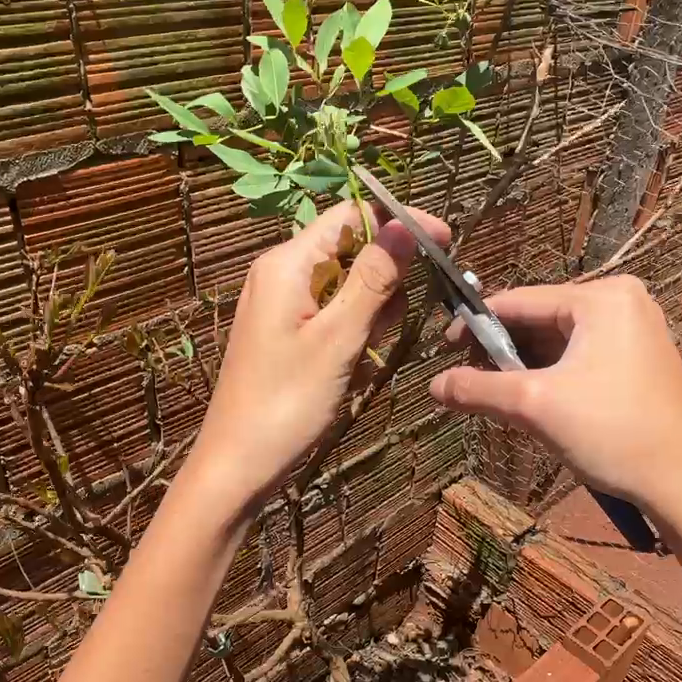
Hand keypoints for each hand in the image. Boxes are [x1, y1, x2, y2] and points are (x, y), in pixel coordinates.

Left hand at [185, 199, 450, 514]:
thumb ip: (374, 280)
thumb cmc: (286, 403)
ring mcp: (279, 305)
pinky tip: (349, 369)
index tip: (445, 243)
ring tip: (360, 358)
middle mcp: (279, 274)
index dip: (400, 223)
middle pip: (350, 249)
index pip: (352, 216)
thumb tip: (406, 227)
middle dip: (383, 280)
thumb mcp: (338, 339)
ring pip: (344, 287)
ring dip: (368, 315)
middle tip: (387, 329)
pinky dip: (349, 334)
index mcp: (287, 264)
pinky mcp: (282, 333)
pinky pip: (328, 316)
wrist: (237, 464)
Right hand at [428, 276, 681, 539]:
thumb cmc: (611, 433)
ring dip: (524, 369)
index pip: (519, 300)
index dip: (475, 325)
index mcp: (601, 297)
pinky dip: (551, 377)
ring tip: (498, 399)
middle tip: (470, 383)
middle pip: (538, 320)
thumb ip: (478, 389)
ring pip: (558, 343)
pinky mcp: (640, 361)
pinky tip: (535, 404)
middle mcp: (622, 302)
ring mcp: (636, 331)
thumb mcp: (534, 406)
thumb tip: (432, 386)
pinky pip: (580, 358)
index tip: (443, 350)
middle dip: (501, 352)